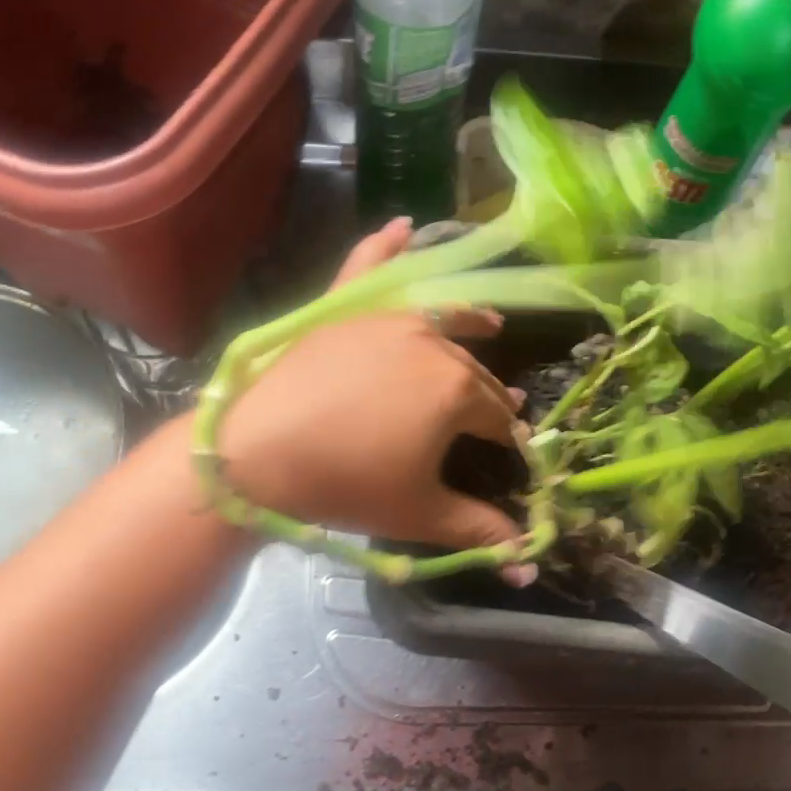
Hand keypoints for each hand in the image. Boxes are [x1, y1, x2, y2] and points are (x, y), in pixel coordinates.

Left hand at [219, 218, 535, 581]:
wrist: (260, 453)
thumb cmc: (347, 484)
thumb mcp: (419, 513)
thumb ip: (479, 534)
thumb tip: (530, 565)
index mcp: (457, 390)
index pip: (497, 417)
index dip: (508, 441)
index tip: (512, 455)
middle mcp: (431, 341)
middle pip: (473, 370)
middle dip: (491, 395)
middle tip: (499, 414)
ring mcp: (383, 317)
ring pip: (439, 314)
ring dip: (468, 319)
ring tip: (490, 324)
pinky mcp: (340, 308)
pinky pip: (366, 266)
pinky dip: (386, 245)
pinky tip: (403, 226)